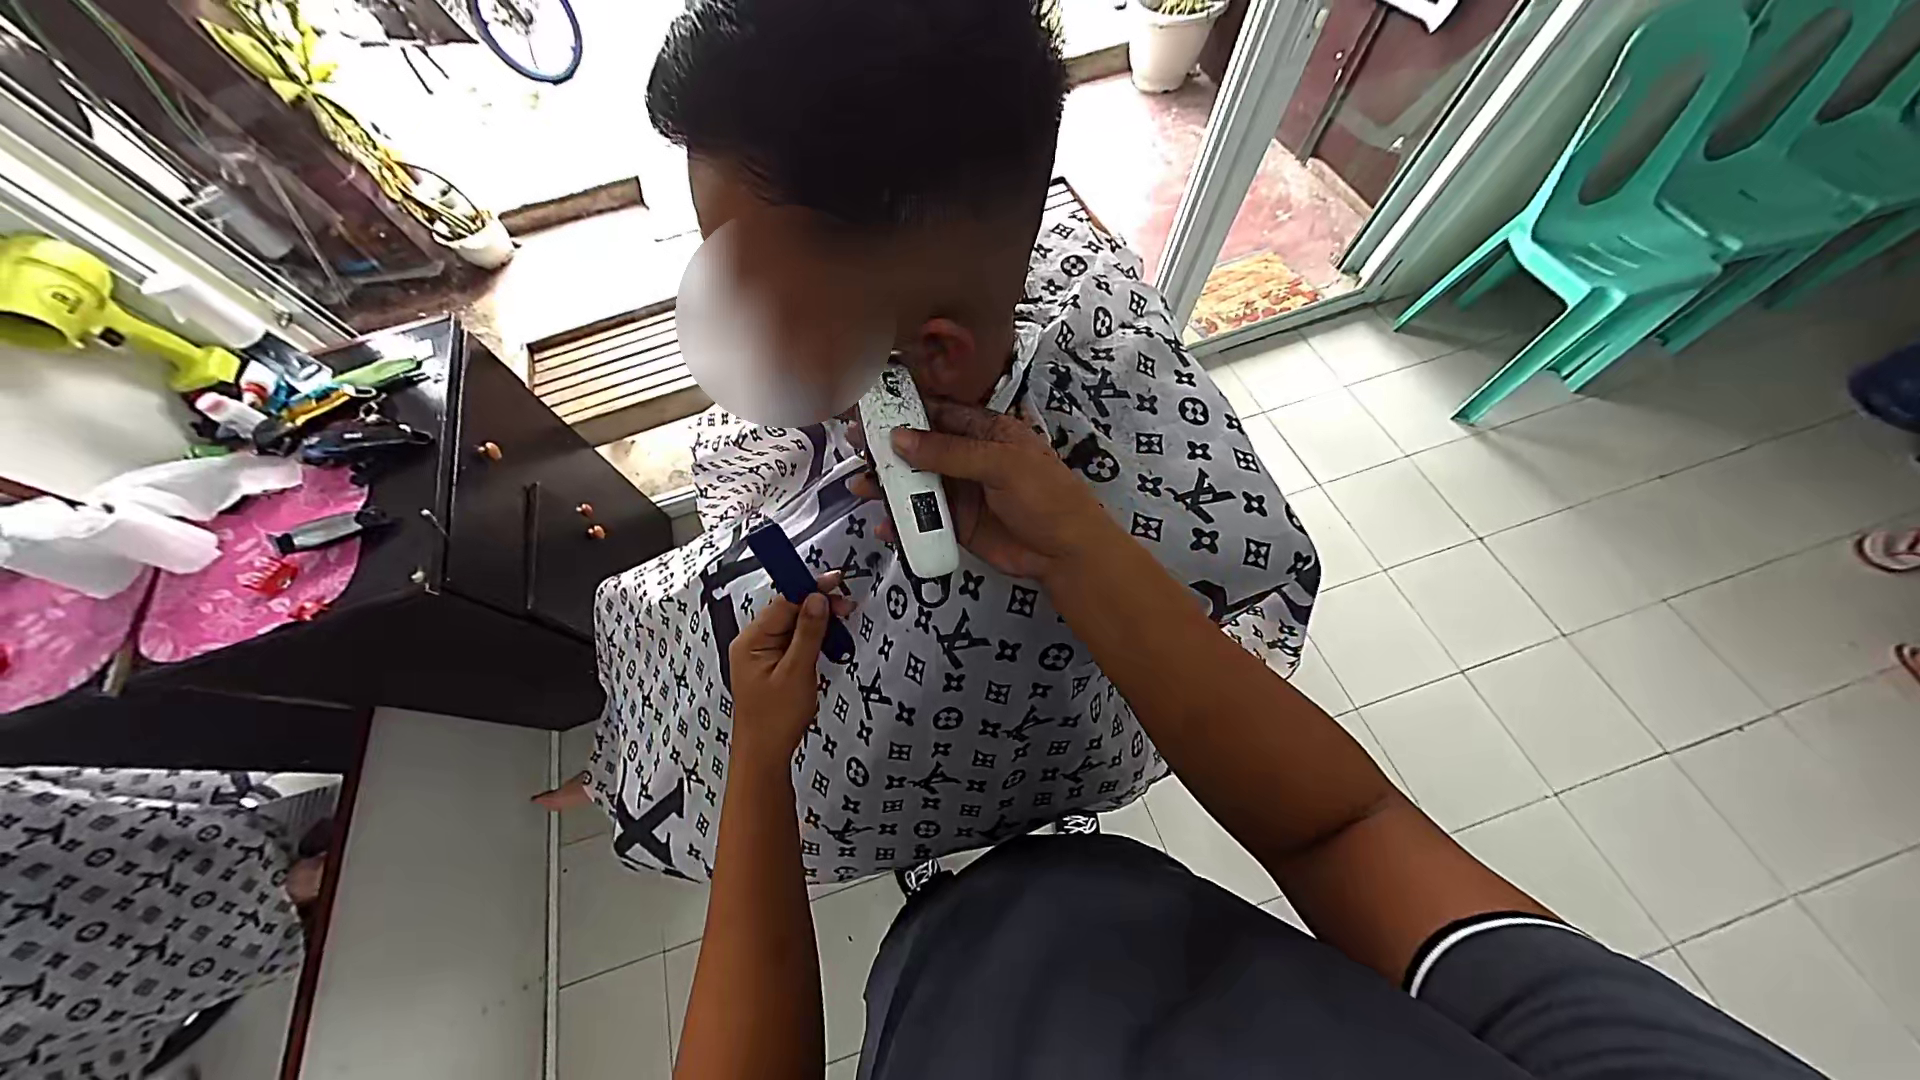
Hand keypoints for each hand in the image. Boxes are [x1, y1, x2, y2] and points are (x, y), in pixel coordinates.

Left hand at [728, 572, 854, 772]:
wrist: (765, 755)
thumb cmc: (773, 721)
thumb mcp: (797, 672)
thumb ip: (808, 633)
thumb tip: (816, 600)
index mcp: (751, 641)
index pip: (784, 602)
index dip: (810, 588)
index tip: (834, 581)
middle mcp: (753, 643)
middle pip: (789, 610)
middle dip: (818, 604)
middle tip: (845, 604)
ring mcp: (762, 653)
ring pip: (794, 624)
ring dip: (819, 620)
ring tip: (841, 622)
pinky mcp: (773, 663)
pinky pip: (795, 639)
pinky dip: (814, 636)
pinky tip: (828, 639)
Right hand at [849, 400, 1116, 583]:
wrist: (1066, 553)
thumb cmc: (1046, 497)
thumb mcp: (1001, 465)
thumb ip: (950, 452)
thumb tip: (900, 438)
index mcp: (987, 433)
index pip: (940, 414)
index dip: (906, 412)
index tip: (871, 412)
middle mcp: (970, 459)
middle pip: (921, 449)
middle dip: (888, 449)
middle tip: (854, 448)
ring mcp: (962, 493)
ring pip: (917, 485)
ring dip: (889, 486)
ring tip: (861, 486)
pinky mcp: (957, 525)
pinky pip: (923, 519)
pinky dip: (903, 523)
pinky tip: (886, 526)